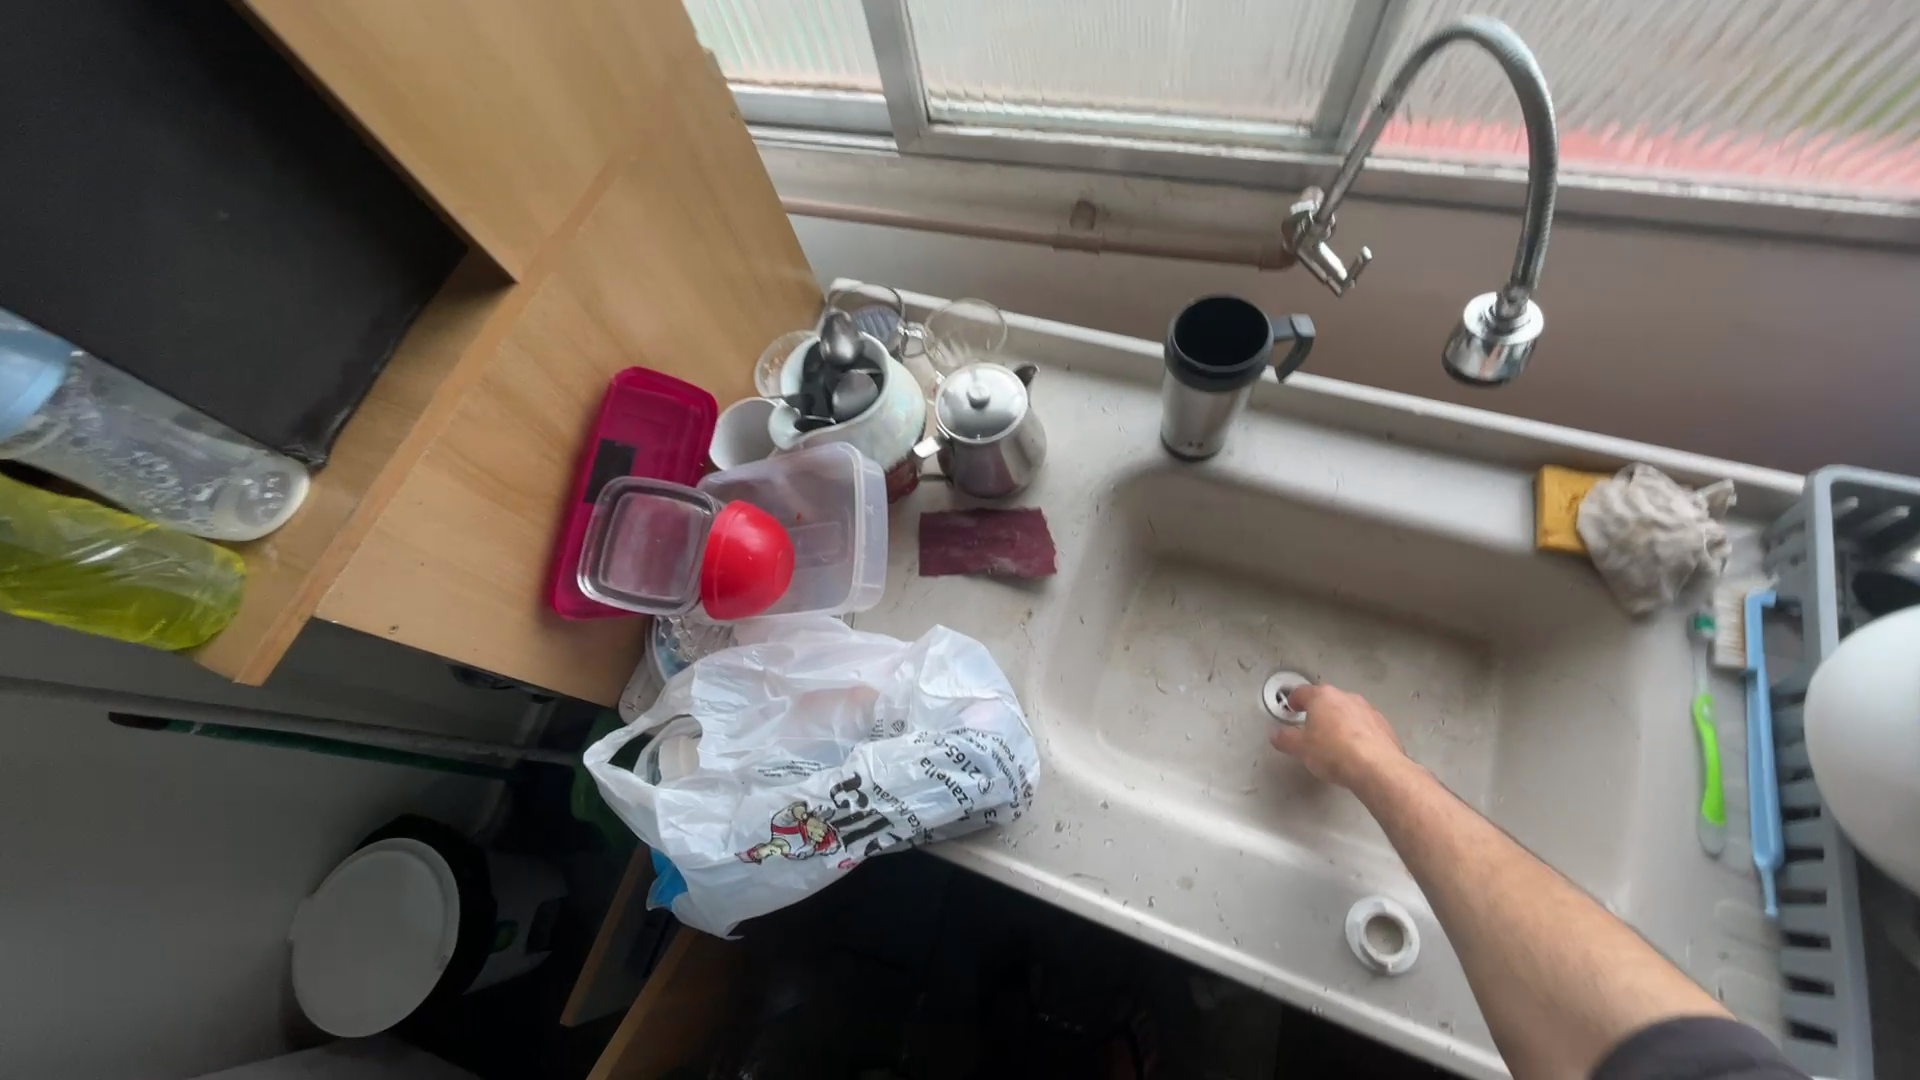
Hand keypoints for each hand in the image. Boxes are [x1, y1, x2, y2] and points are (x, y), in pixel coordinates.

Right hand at [1269, 682, 1406, 790]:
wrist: (1377, 769)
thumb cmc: (1335, 752)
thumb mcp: (1300, 748)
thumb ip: (1285, 739)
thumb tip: (1278, 736)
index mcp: (1322, 697)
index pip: (1302, 692)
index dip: (1293, 700)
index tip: (1292, 707)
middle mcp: (1346, 698)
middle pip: (1327, 700)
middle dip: (1319, 711)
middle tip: (1311, 728)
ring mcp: (1368, 711)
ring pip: (1348, 712)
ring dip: (1340, 722)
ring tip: (1334, 743)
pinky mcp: (1385, 727)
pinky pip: (1365, 726)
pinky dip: (1358, 734)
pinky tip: (1354, 752)